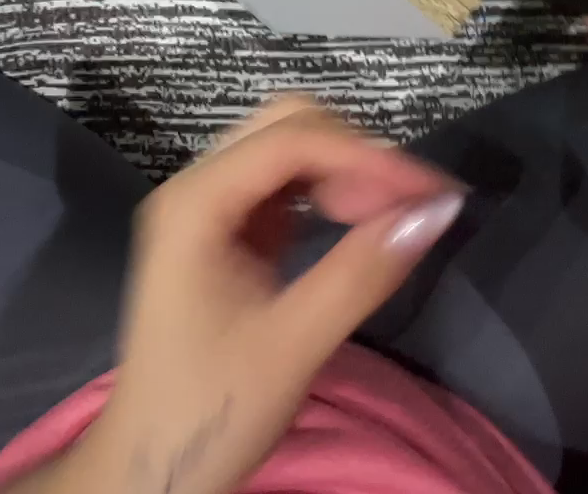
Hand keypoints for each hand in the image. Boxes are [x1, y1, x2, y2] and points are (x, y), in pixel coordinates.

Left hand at [35, 99, 463, 493]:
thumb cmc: (209, 409)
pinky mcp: (223, 228)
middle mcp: (194, 186)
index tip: (432, 188)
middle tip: (411, 202)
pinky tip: (356, 221)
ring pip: (285, 151)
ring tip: (392, 214)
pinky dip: (325, 193)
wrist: (152, 464)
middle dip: (353, 153)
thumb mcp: (292, 344)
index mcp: (194, 202)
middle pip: (284, 128)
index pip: (289, 142)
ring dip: (342, 170)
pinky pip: (281, 186)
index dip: (366, 155)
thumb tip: (435, 211)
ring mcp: (207, 205)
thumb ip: (362, 272)